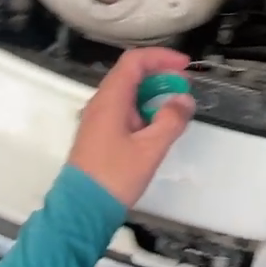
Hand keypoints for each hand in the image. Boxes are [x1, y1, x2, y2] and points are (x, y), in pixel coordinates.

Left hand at [67, 48, 195, 206]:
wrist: (81, 209)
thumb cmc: (114, 176)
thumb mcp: (150, 149)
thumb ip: (170, 121)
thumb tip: (184, 100)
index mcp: (110, 99)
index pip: (134, 61)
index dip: (161, 57)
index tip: (185, 65)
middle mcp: (101, 102)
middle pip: (130, 73)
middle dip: (159, 74)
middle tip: (184, 86)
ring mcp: (98, 118)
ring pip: (127, 92)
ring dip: (152, 92)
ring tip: (176, 105)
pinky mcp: (99, 133)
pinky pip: (123, 109)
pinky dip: (143, 108)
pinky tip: (158, 124)